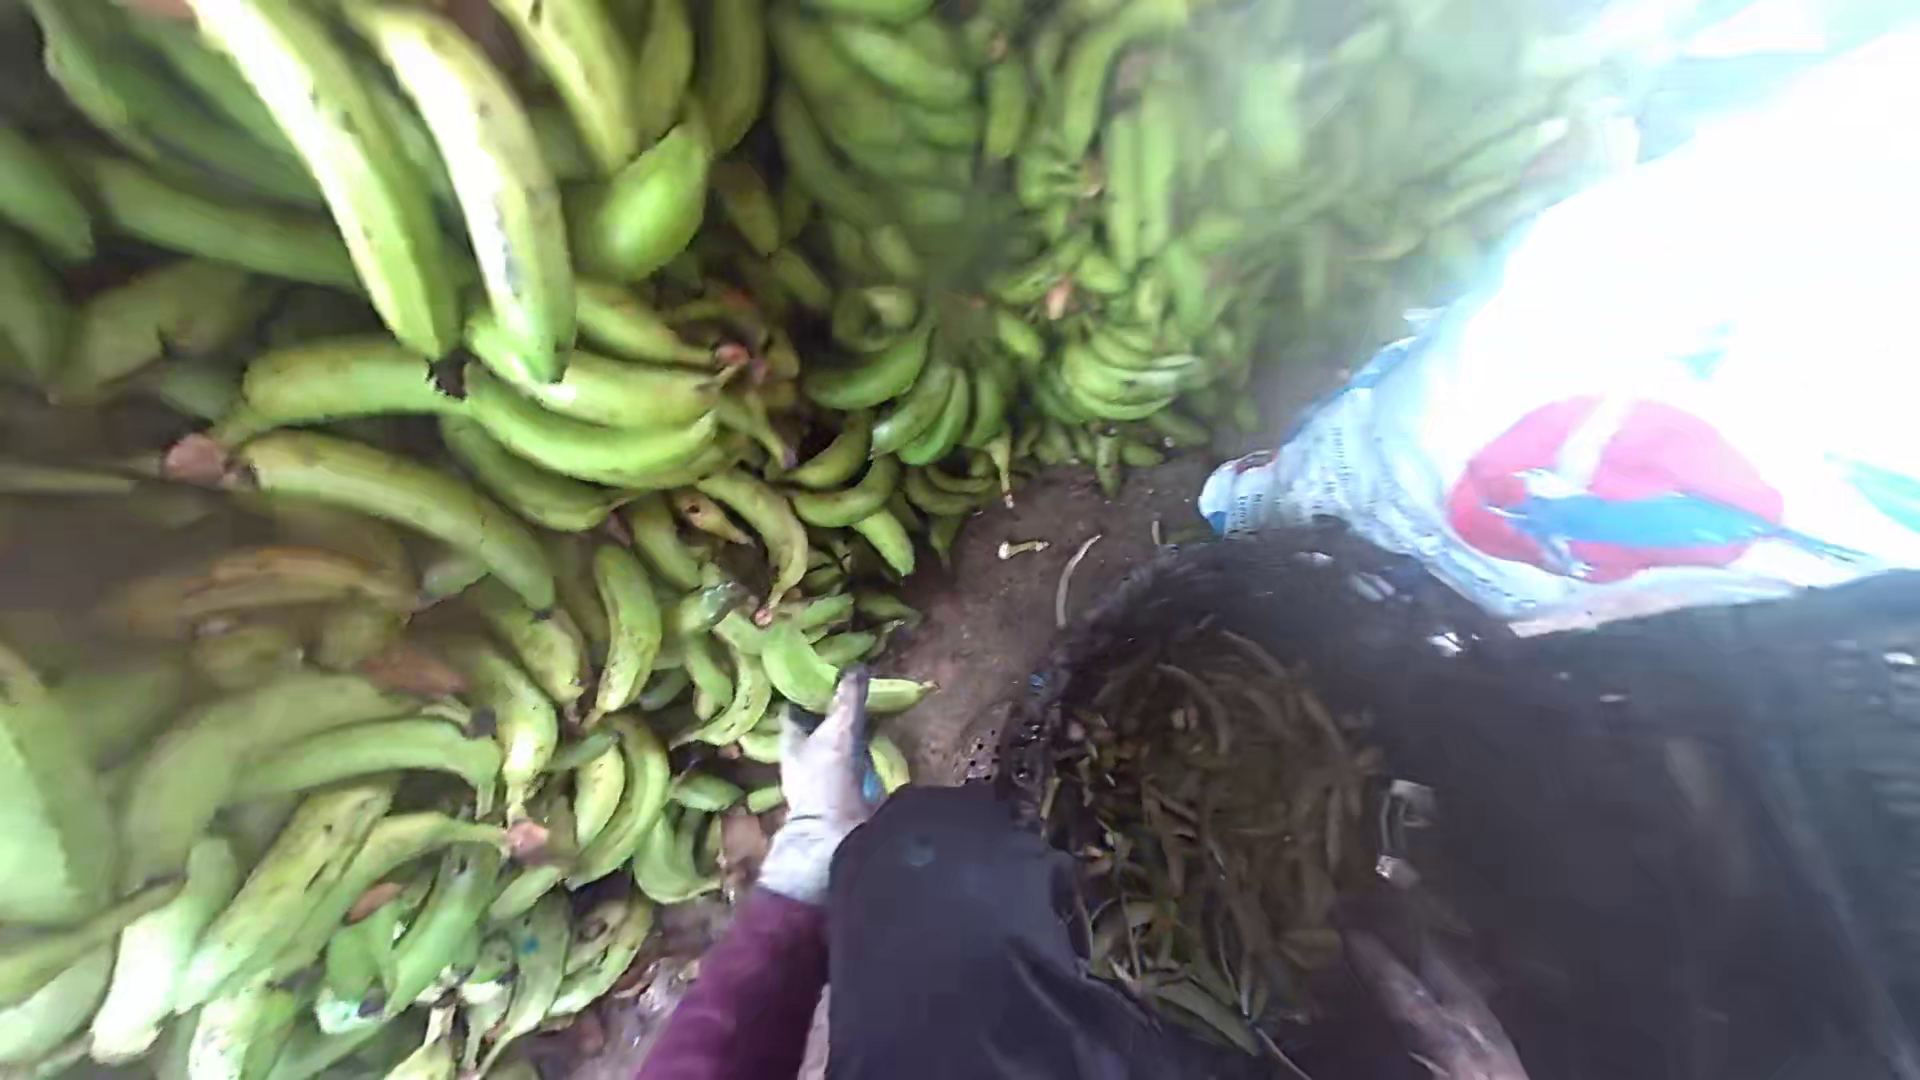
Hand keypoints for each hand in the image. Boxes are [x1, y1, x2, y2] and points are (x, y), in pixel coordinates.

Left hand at [758, 668, 874, 903]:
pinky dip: (865, 745)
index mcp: (791, 741)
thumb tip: (858, 666)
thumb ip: (848, 699)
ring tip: (869, 701)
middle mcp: (804, 756)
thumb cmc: (826, 779)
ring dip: (849, 726)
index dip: (804, 690)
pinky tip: (879, 733)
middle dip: (831, 707)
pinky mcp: (847, 787)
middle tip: (851, 683)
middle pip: (816, 723)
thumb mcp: (838, 732)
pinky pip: (856, 757)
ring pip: (836, 740)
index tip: (823, 671)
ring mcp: (826, 773)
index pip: (794, 708)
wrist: (838, 834)